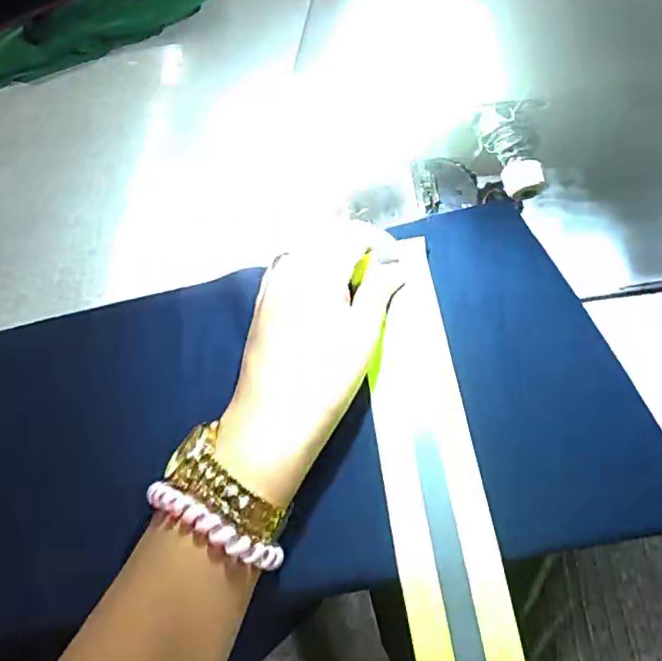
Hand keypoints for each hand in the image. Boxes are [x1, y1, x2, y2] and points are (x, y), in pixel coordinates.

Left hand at [213, 222, 403, 505]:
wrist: (271, 425)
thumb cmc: (325, 380)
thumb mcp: (364, 333)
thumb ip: (380, 289)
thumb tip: (396, 266)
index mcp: (316, 273)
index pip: (353, 236)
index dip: (381, 242)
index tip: (398, 262)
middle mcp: (290, 271)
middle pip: (328, 237)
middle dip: (358, 245)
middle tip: (382, 270)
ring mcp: (271, 287)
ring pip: (307, 249)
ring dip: (334, 254)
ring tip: (356, 281)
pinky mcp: (262, 304)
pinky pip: (290, 267)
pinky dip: (312, 267)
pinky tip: (325, 292)